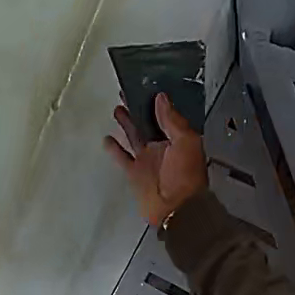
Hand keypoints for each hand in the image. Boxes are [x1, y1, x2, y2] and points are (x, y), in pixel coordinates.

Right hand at [104, 93, 208, 226]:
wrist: (176, 208)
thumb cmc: (186, 176)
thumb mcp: (186, 142)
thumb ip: (172, 120)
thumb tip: (161, 98)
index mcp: (178, 139)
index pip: (167, 115)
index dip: (158, 101)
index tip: (148, 85)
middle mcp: (162, 147)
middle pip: (147, 122)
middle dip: (138, 108)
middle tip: (128, 91)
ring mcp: (147, 160)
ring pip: (133, 136)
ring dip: (126, 123)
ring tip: (118, 108)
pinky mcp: (134, 173)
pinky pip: (121, 157)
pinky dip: (113, 148)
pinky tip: (107, 138)